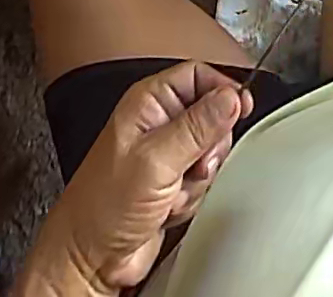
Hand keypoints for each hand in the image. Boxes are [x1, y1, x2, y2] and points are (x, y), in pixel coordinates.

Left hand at [18, 62, 253, 294]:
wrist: (92, 258)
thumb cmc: (104, 205)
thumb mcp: (156, 160)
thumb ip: (198, 126)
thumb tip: (231, 97)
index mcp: (150, 99)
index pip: (199, 74)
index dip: (222, 89)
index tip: (241, 107)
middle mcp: (160, 120)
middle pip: (212, 113)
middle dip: (210, 144)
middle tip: (195, 162)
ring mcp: (168, 150)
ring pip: (212, 149)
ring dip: (200, 175)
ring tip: (173, 188)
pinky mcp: (175, 179)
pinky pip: (205, 177)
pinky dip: (194, 194)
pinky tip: (170, 204)